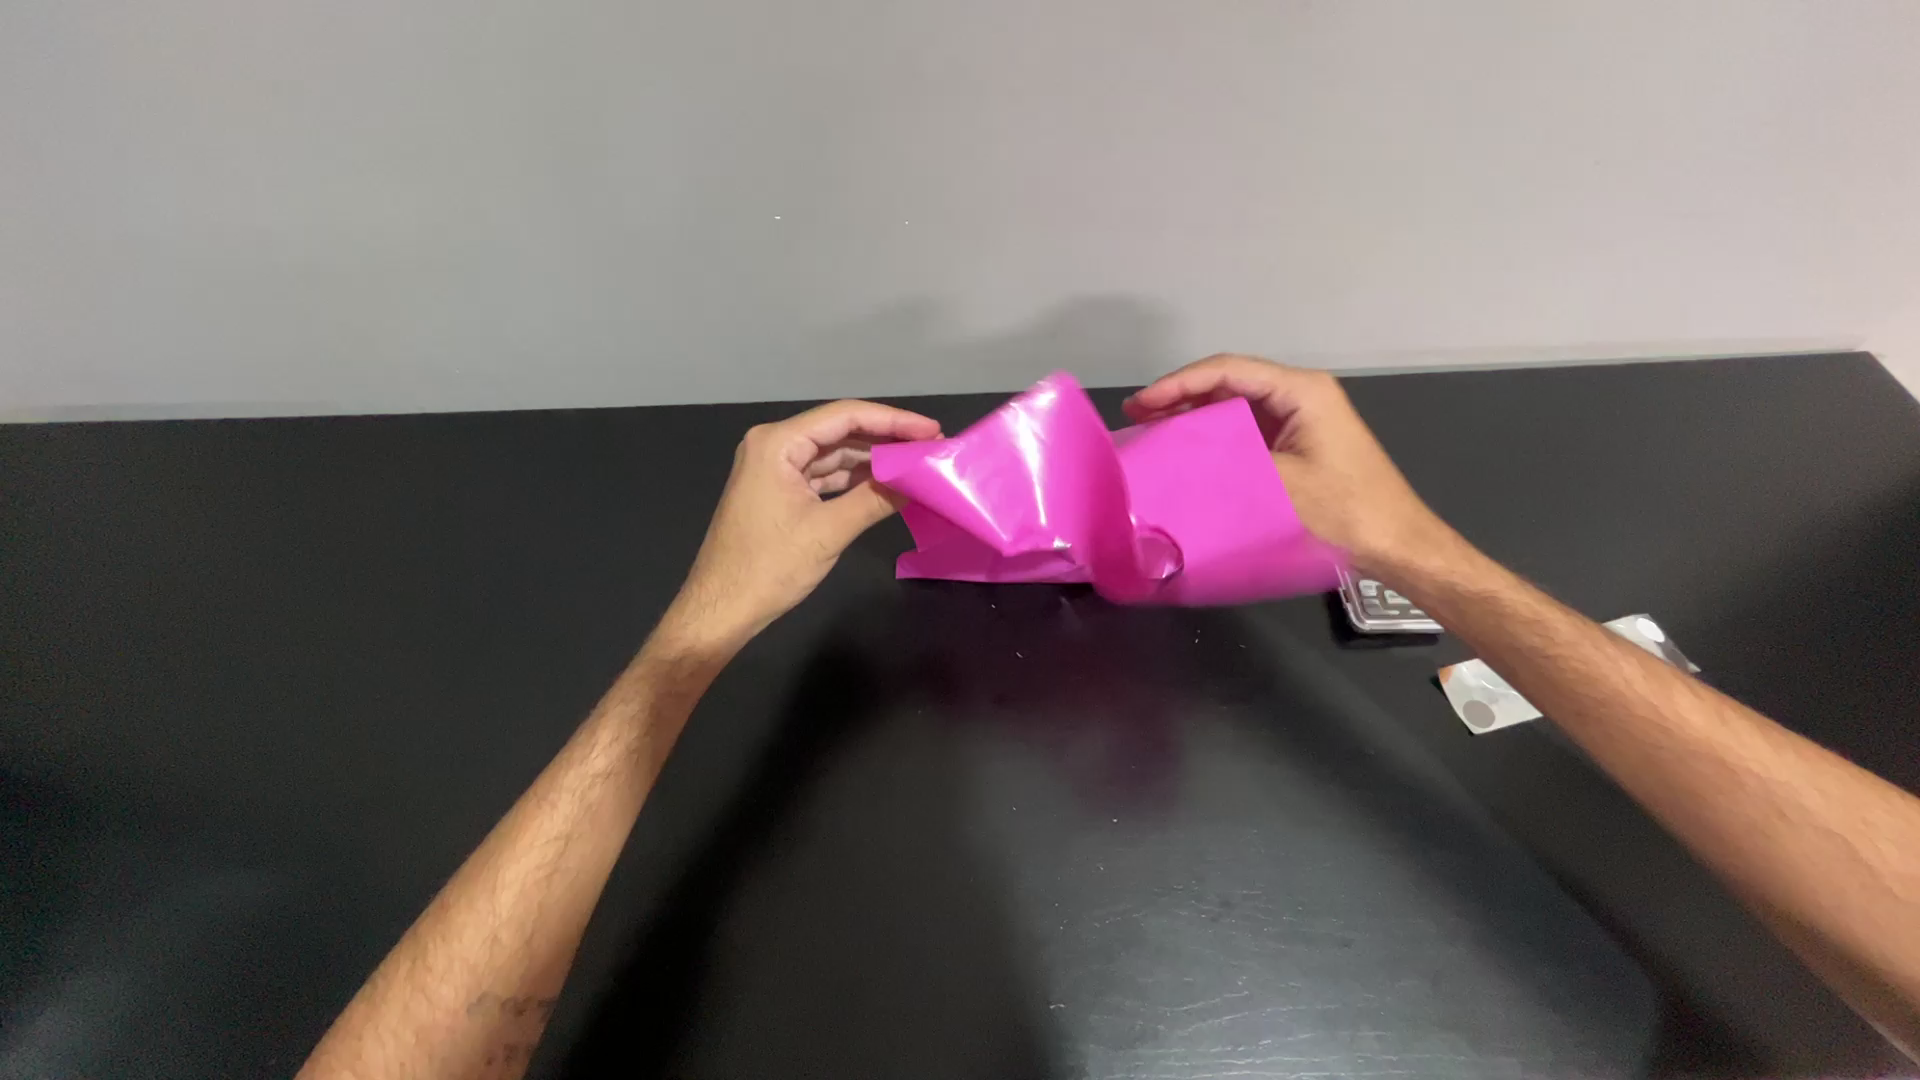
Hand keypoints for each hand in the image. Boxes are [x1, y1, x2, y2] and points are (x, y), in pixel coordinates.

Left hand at [663, 399, 941, 649]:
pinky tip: (886, 484)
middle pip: (840, 431)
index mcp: (777, 444)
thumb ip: (875, 499)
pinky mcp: (779, 491)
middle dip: (886, 439)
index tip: (932, 430)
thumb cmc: (768, 568)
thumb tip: (917, 479)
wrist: (721, 609)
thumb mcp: (828, 532)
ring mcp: (775, 469)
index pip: (845, 417)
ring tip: (916, 464)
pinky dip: (854, 480)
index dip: (893, 420)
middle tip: (931, 447)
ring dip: (873, 460)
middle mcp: (774, 446)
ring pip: (834, 454)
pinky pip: (824, 475)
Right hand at [1123, 354, 1448, 577]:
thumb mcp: (1280, 484)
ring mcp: (1296, 418)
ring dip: (1192, 414)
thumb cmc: (1346, 511)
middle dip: (1180, 396)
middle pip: (1228, 382)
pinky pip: (1243, 428)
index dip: (1179, 383)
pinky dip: (1210, 435)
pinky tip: (1184, 448)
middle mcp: (1298, 395)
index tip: (1142, 404)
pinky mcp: (1293, 442)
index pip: (1228, 370)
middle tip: (1137, 416)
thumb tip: (1171, 455)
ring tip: (1150, 429)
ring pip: (1232, 405)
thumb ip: (1226, 461)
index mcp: (1302, 391)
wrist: (1395, 543)